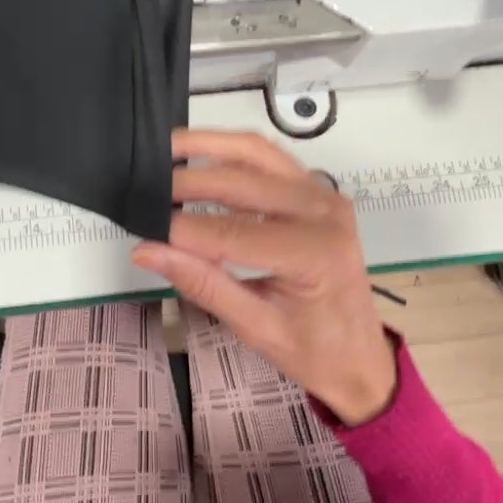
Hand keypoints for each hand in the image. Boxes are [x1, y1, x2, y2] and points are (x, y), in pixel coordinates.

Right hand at [131, 129, 396, 425]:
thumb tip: (147, 251)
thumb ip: (203, 283)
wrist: (360, 355)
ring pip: (257, 153)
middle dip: (189, 182)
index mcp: (317, 254)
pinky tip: (198, 158)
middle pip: (244, 182)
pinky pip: (269, 159)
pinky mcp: (317, 189)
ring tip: (165, 149)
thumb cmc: (313, 351)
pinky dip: (230, 154)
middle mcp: (325, 212)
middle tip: (143, 188)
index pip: (235, 233)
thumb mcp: (255, 326)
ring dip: (209, 147)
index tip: (141, 227)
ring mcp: (325, 194)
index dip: (183, 229)